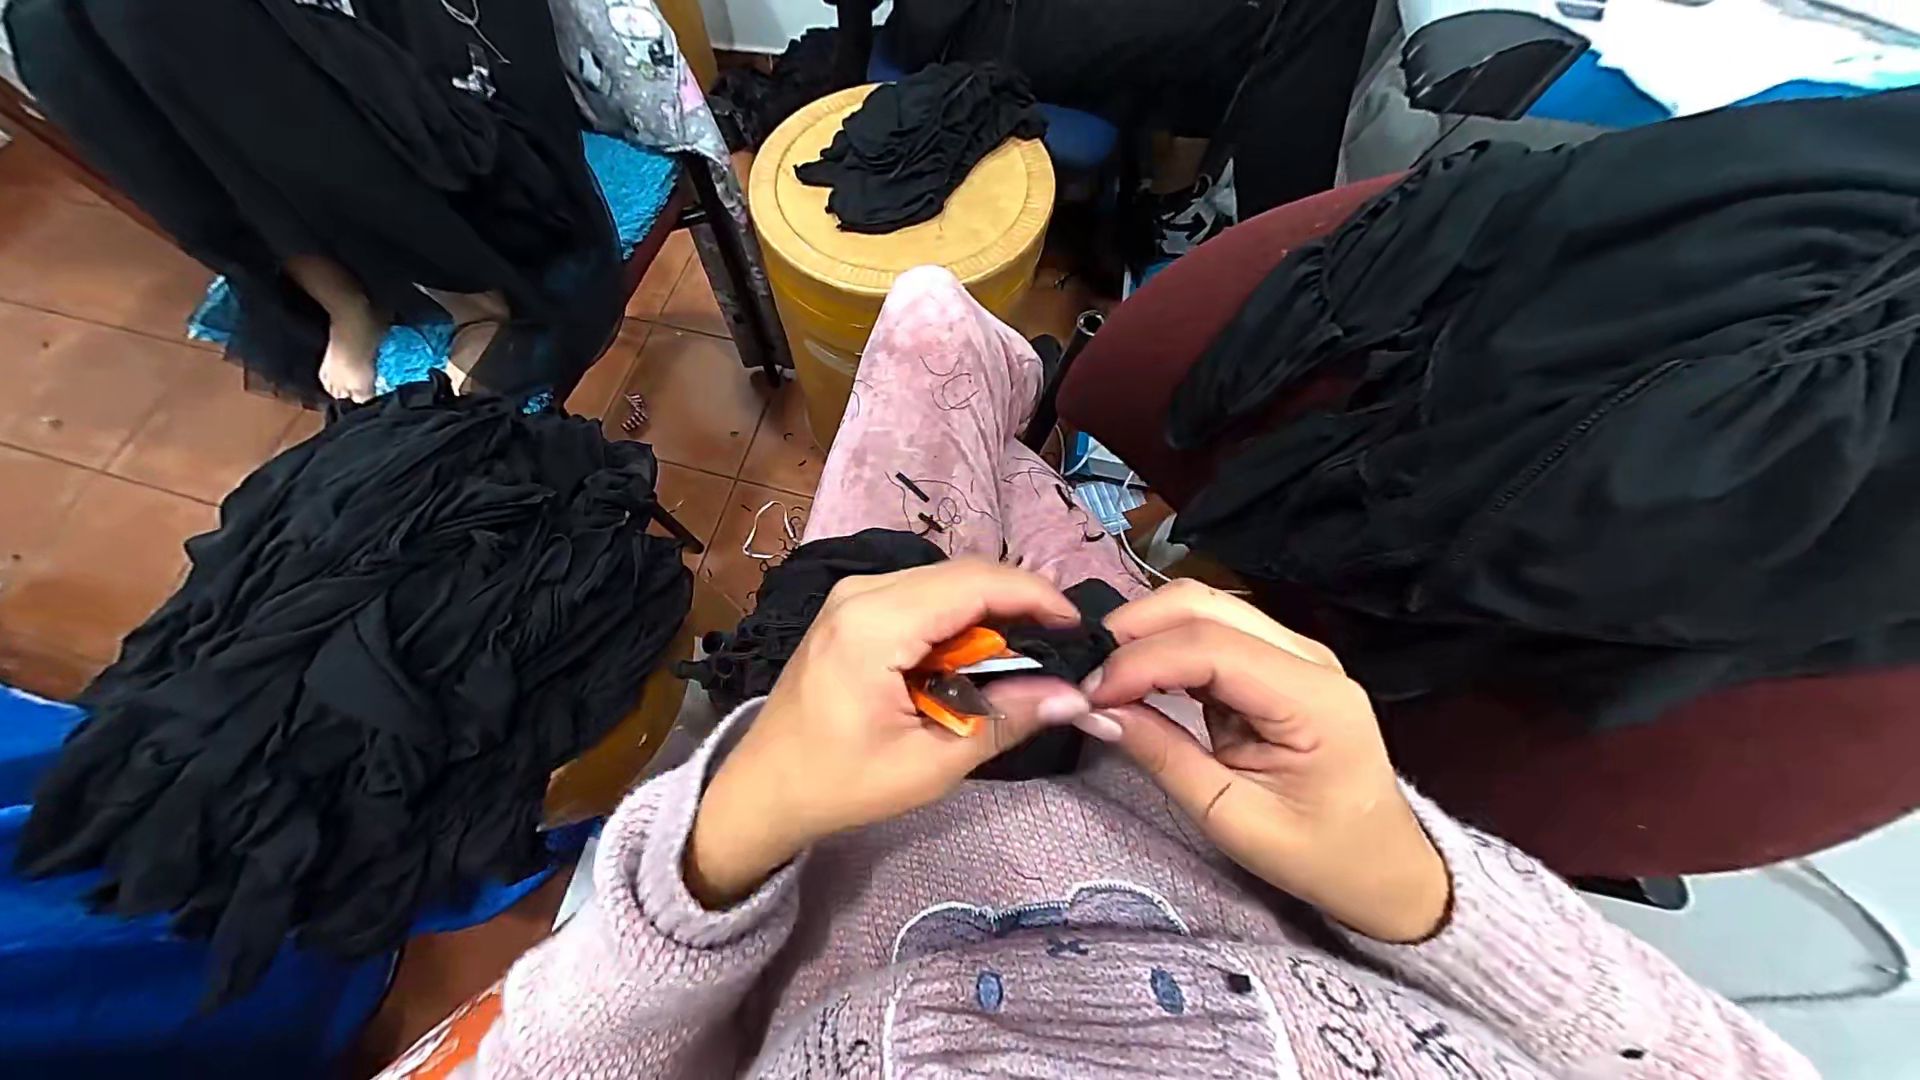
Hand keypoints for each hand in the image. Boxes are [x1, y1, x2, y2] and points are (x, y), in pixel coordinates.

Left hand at [685, 560, 1089, 907]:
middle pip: (962, 574)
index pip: (974, 584)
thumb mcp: (929, 765)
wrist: (763, 786)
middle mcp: (862, 590)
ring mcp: (853, 592)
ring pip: (945, 579)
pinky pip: (922, 592)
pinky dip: (958, 615)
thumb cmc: (840, 783)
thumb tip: (1070, 694)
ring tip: (1021, 650)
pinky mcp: (853, 604)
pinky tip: (972, 650)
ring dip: (989, 609)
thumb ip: (1003, 720)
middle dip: (1017, 602)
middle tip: (1056, 643)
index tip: (1075, 625)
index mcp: (875, 624)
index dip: (1034, 596)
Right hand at [1082, 581, 1450, 942]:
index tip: (1091, 692)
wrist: (1385, 865)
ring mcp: (1293, 648)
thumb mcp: (1231, 818)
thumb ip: (1161, 755)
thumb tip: (1093, 710)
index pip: (1209, 647)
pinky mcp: (1274, 654)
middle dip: (1134, 628)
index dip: (1140, 661)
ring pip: (1201, 603)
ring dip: (1145, 629)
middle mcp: (1306, 655)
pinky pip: (1207, 626)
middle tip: (1092, 674)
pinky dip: (1163, 641)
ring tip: (1110, 674)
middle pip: (1203, 603)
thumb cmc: (1319, 854)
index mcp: (1313, 700)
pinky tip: (1140, 673)